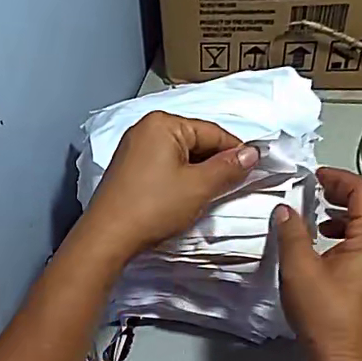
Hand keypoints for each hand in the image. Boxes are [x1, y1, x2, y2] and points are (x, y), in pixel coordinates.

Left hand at [77, 111, 258, 260]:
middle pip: (195, 142)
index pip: (213, 132)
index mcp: (163, 123)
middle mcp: (145, 129)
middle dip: (215, 164)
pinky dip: (179, 179)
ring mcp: (133, 149)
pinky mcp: (128, 169)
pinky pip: (163, 166)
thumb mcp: (199, 187)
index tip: (253, 170)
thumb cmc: (151, 208)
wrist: (108, 237)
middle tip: (233, 187)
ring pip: (180, 156)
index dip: (236, 152)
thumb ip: (228, 168)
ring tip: (209, 195)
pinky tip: (185, 197)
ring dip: (198, 173)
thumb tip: (251, 154)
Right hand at [274, 168, 361, 360]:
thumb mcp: (299, 269)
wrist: (341, 355)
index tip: (317, 177)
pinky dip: (359, 230)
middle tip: (326, 189)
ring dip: (357, 210)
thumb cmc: (324, 315)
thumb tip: (286, 211)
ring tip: (325, 214)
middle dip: (355, 190)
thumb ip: (292, 233)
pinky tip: (332, 241)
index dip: (340, 179)